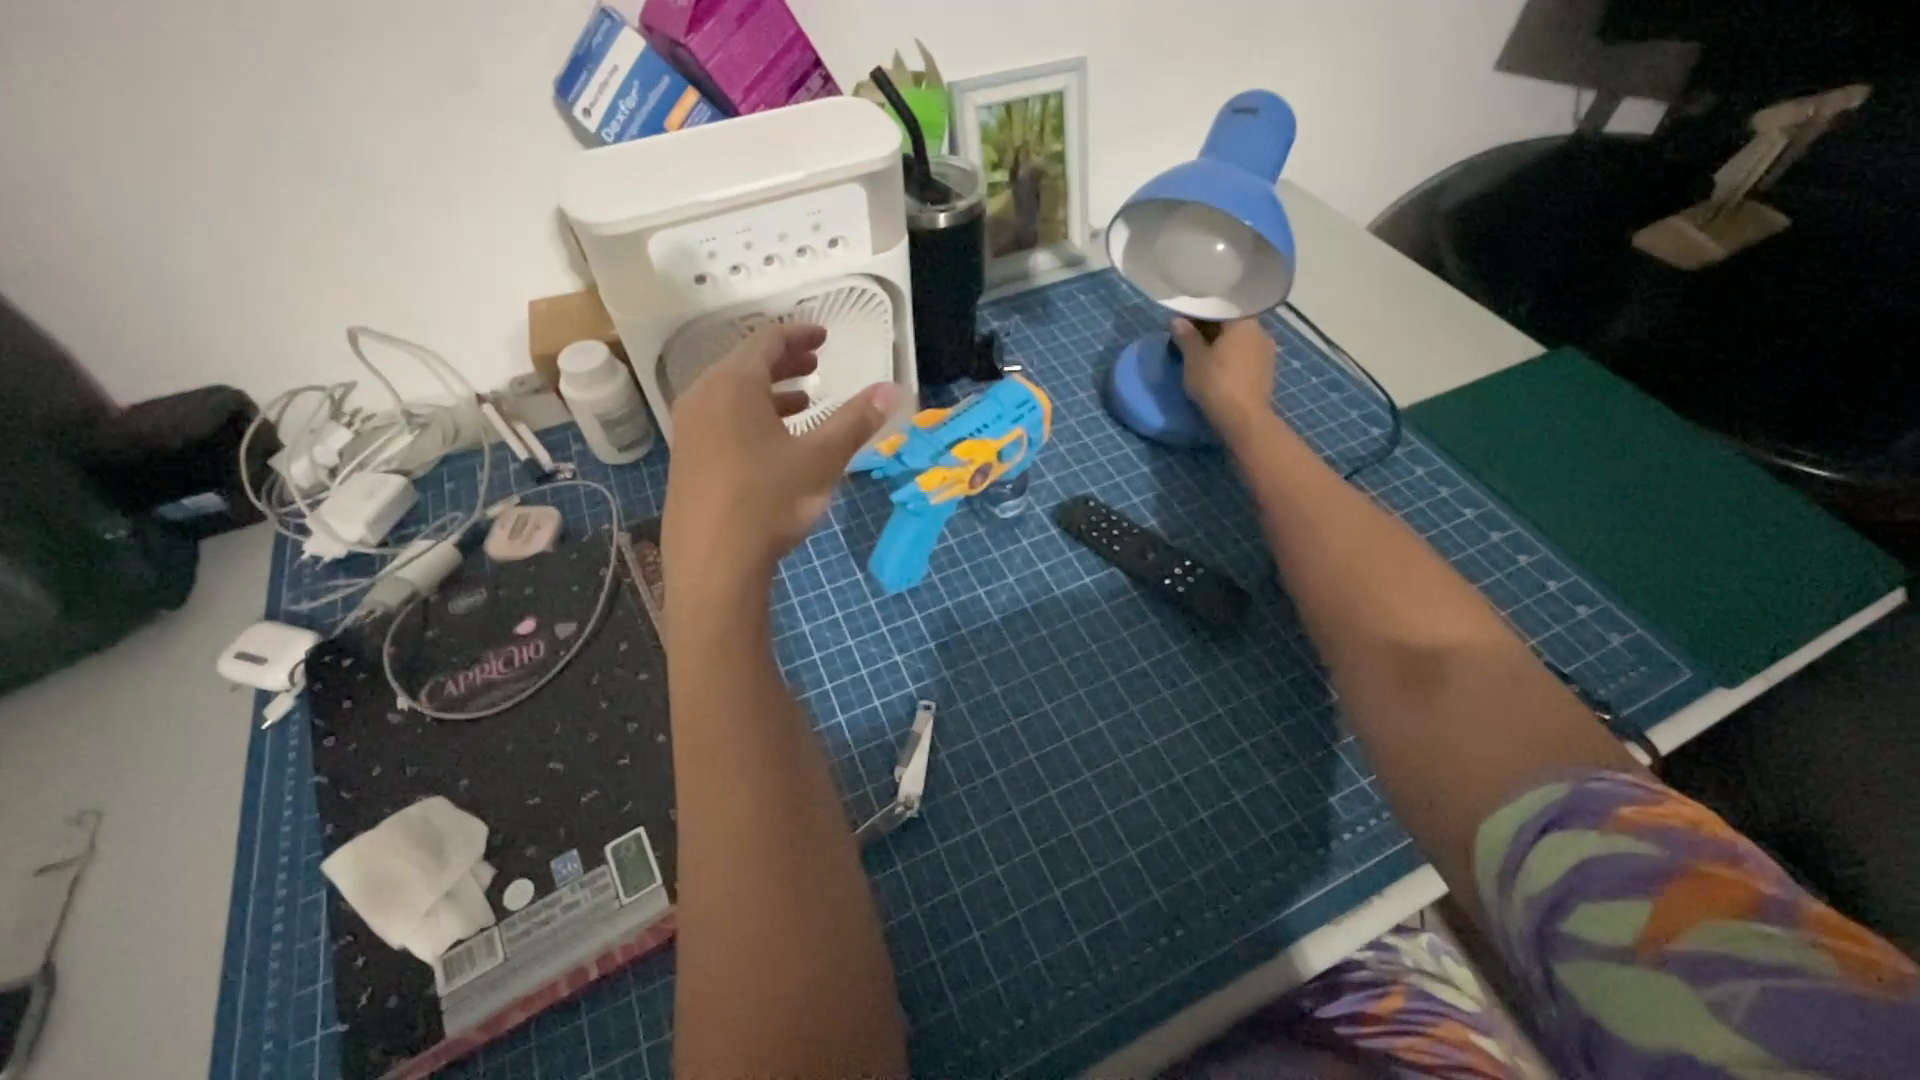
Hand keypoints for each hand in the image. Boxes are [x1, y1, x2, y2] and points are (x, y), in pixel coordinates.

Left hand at [662, 323, 902, 607]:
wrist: (713, 562)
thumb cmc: (769, 500)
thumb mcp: (821, 458)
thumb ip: (856, 420)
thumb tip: (892, 390)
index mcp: (733, 384)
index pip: (767, 341)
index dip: (799, 334)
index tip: (825, 335)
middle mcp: (703, 397)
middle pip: (745, 365)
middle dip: (785, 362)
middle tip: (816, 363)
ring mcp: (688, 429)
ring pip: (731, 395)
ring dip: (769, 392)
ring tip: (804, 402)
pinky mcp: (686, 459)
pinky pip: (721, 420)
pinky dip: (751, 417)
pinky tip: (774, 443)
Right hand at [1174, 318, 1277, 439]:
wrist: (1244, 419)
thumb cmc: (1217, 383)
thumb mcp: (1194, 359)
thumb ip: (1186, 337)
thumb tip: (1178, 321)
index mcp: (1244, 322)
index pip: (1221, 307)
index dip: (1202, 312)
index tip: (1186, 320)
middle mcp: (1261, 331)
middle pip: (1233, 322)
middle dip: (1213, 328)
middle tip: (1191, 336)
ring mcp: (1267, 352)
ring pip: (1241, 339)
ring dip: (1224, 343)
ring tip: (1204, 353)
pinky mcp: (1268, 371)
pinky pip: (1247, 354)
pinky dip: (1233, 356)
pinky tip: (1221, 366)